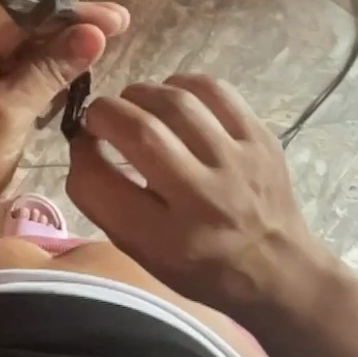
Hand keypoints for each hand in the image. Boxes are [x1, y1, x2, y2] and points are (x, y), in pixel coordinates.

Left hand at [0, 0, 130, 259]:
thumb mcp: (8, 118)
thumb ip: (49, 72)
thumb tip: (93, 34)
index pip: (17, 12)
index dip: (69, 12)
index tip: (118, 18)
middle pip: (16, 26)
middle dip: (65, 29)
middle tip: (118, 31)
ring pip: (13, 49)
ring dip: (53, 52)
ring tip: (100, 51)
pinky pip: (4, 72)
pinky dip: (35, 75)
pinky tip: (68, 77)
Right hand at [67, 73, 347, 323]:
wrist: (278, 270)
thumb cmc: (195, 265)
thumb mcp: (138, 250)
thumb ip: (101, 198)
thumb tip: (81, 141)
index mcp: (163, 238)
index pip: (97, 180)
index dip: (79, 153)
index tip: (82, 146)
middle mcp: (202, 199)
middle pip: (139, 131)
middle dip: (103, 113)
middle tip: (100, 119)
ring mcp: (237, 164)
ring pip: (174, 102)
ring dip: (139, 95)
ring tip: (134, 107)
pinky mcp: (261, 139)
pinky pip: (213, 90)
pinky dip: (179, 85)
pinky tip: (171, 98)